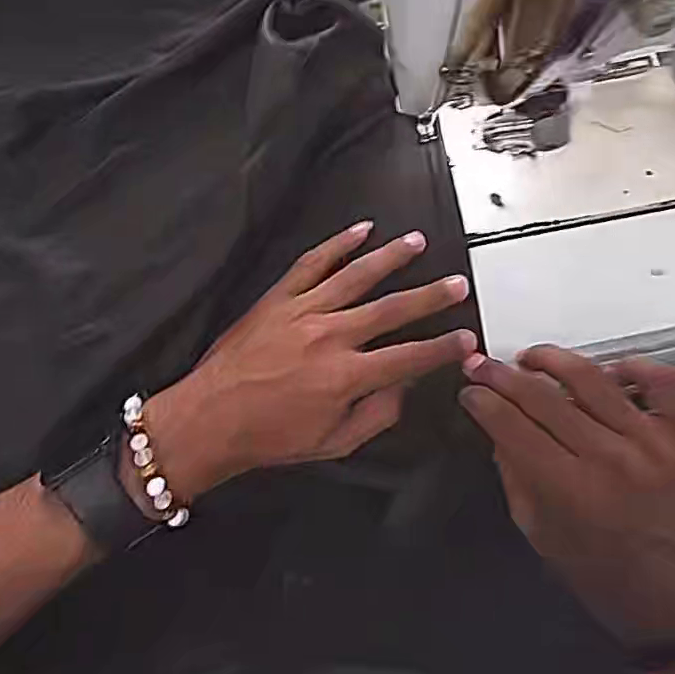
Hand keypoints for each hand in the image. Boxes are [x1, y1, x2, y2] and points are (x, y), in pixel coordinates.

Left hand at [142, 221, 477, 498]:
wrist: (210, 418)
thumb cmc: (267, 435)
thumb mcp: (333, 442)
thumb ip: (376, 414)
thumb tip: (403, 388)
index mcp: (346, 376)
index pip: (410, 356)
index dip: (443, 347)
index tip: (464, 339)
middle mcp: (329, 337)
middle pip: (393, 309)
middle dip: (431, 296)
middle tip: (456, 284)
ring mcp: (303, 312)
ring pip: (357, 276)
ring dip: (391, 258)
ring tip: (416, 243)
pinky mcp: (279, 299)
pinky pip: (312, 263)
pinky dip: (338, 245)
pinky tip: (360, 232)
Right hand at [459, 346, 674, 648]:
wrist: (672, 601)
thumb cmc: (601, 572)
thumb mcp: (537, 530)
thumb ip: (513, 472)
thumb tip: (495, 423)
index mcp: (571, 492)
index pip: (511, 425)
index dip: (482, 400)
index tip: (470, 391)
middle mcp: (611, 462)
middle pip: (542, 396)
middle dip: (501, 375)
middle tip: (483, 366)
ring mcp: (650, 445)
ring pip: (591, 377)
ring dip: (551, 359)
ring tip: (531, 359)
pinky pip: (661, 382)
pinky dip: (634, 366)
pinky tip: (606, 369)